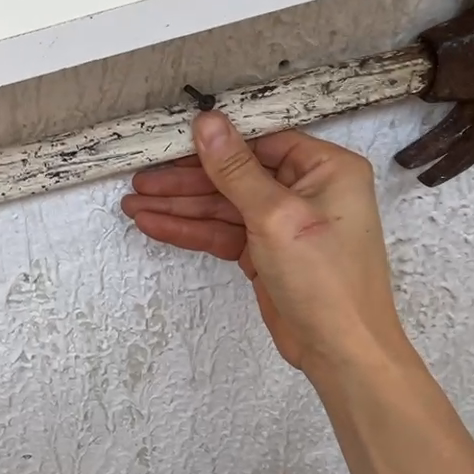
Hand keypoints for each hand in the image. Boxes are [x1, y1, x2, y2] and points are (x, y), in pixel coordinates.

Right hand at [121, 112, 408, 372]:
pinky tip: (154, 225)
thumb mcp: (275, 216)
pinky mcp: (264, 251)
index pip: (259, 143)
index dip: (213, 144)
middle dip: (184, 182)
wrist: (340, 351)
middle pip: (233, 176)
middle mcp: (305, 190)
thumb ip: (235, 170)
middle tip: (140, 182)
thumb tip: (207, 122)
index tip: (169, 144)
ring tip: (133, 206)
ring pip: (221, 206)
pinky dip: (188, 230)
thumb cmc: (325, 279)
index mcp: (325, 169)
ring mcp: (282, 223)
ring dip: (178, 207)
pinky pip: (220, 232)